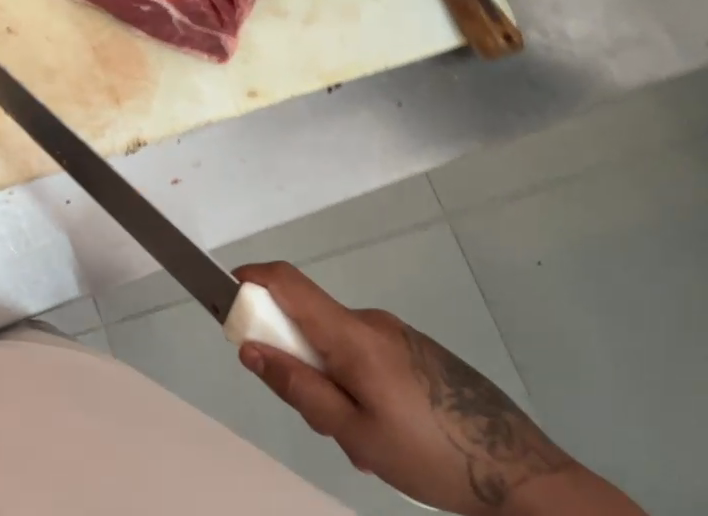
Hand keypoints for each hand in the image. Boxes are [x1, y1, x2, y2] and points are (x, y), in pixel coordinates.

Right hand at [233, 261, 579, 515]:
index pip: (286, 281)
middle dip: (297, 360)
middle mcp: (375, 324)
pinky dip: (362, 385)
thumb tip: (250, 348)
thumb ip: (297, 387)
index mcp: (353, 336)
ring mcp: (405, 338)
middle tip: (318, 417)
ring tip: (364, 438)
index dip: (248, 279)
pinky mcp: (427, 357)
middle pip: (310, 321)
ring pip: (341, 346)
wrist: (533, 482)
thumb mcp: (352, 432)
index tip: (227, 298)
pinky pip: (371, 357)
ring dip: (334, 382)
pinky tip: (391, 432)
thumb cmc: (433, 455)